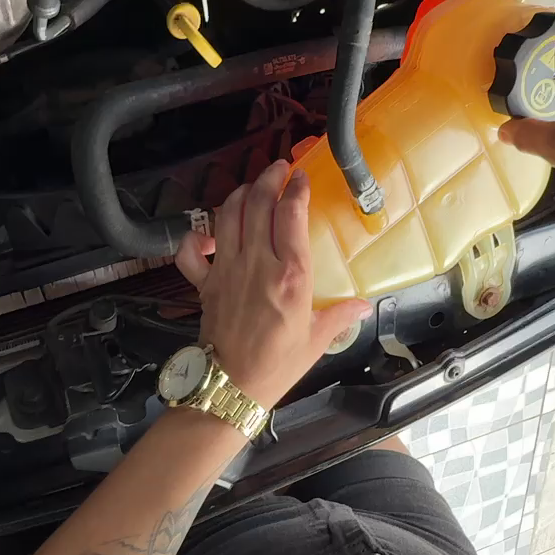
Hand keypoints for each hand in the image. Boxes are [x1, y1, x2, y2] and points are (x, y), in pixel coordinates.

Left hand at [174, 160, 371, 408]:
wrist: (231, 386)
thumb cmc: (278, 366)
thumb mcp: (317, 341)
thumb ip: (340, 316)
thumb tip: (363, 306)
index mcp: (291, 276)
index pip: (291, 214)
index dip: (296, 188)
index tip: (302, 178)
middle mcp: (257, 264)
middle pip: (257, 203)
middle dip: (269, 177)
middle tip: (279, 168)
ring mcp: (226, 270)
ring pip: (227, 215)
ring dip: (240, 194)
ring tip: (253, 188)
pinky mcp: (204, 282)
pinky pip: (191, 249)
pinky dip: (197, 235)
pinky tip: (210, 233)